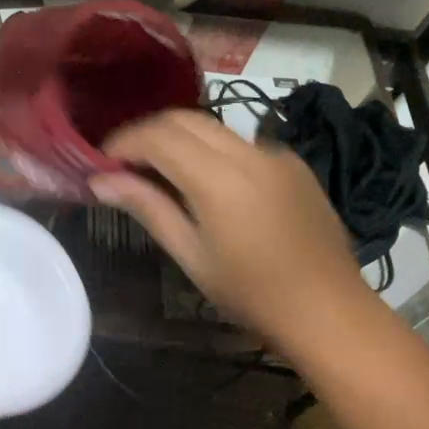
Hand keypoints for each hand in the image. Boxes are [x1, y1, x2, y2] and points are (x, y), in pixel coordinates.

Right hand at [89, 110, 368, 344]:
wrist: (328, 310)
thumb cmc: (250, 293)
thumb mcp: (190, 254)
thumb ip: (147, 208)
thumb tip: (100, 182)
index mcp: (218, 178)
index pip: (158, 136)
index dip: (123, 143)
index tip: (100, 164)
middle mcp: (248, 152)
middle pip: (184, 119)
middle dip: (147, 133)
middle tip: (122, 164)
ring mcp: (276, 155)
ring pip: (214, 127)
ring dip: (179, 139)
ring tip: (158, 172)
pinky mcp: (294, 164)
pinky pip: (242, 143)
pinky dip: (211, 150)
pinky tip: (205, 185)